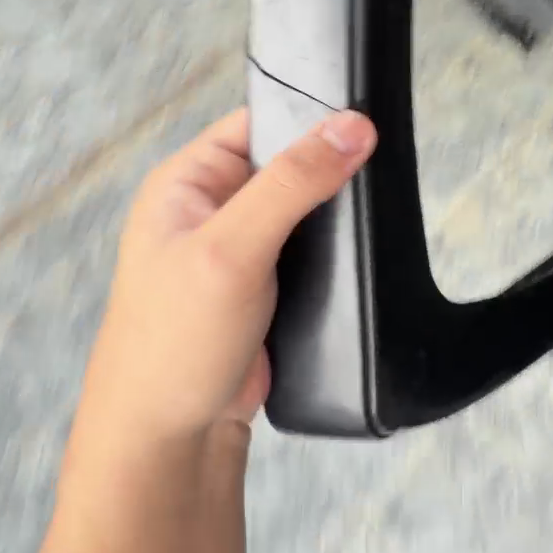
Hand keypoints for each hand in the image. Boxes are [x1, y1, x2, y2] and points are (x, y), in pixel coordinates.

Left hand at [76, 107, 376, 447]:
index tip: (368, 121)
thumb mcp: (233, 249)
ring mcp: (245, 242)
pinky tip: (363, 244)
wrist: (173, 437)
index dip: (313, 115)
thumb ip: (294, 183)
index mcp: (188, 180)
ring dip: (341, 205)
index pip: (262, 120)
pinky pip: (318, 239)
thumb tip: (355, 127)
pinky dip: (343, 239)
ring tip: (375, 207)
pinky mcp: (272, 275)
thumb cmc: (174, 342)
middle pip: (294, 158)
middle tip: (378, 168)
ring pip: (312, 200)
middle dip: (335, 163)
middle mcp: (216, 203)